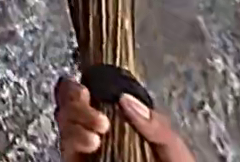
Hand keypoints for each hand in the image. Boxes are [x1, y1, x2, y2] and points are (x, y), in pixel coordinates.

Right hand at [54, 78, 194, 161]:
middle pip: (67, 101)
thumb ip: (158, 127)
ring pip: (63, 120)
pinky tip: (90, 142)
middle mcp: (97, 136)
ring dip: (74, 116)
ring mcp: (85, 153)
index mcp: (119, 125)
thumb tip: (127, 98)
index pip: (89, 94)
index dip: (83, 85)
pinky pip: (64, 147)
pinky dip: (73, 138)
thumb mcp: (175, 155)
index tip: (91, 88)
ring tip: (97, 130)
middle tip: (87, 100)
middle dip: (73, 97)